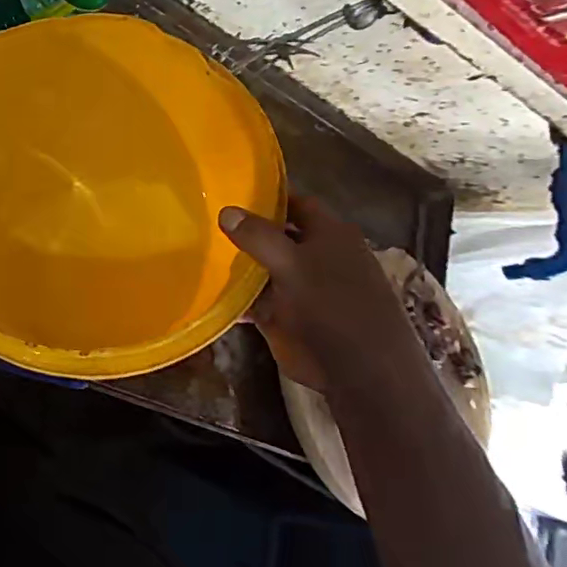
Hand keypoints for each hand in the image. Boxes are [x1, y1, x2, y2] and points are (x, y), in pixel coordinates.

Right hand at [220, 195, 420, 394]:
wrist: (362, 372)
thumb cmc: (333, 305)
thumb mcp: (291, 264)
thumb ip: (259, 236)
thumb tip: (227, 210)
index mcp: (330, 234)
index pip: (296, 204)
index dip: (268, 199)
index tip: (233, 194)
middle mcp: (319, 257)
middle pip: (279, 238)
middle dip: (248, 234)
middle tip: (209, 227)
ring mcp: (305, 290)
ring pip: (268, 271)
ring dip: (242, 268)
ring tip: (204, 259)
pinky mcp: (294, 320)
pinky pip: (261, 302)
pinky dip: (241, 301)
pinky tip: (215, 299)